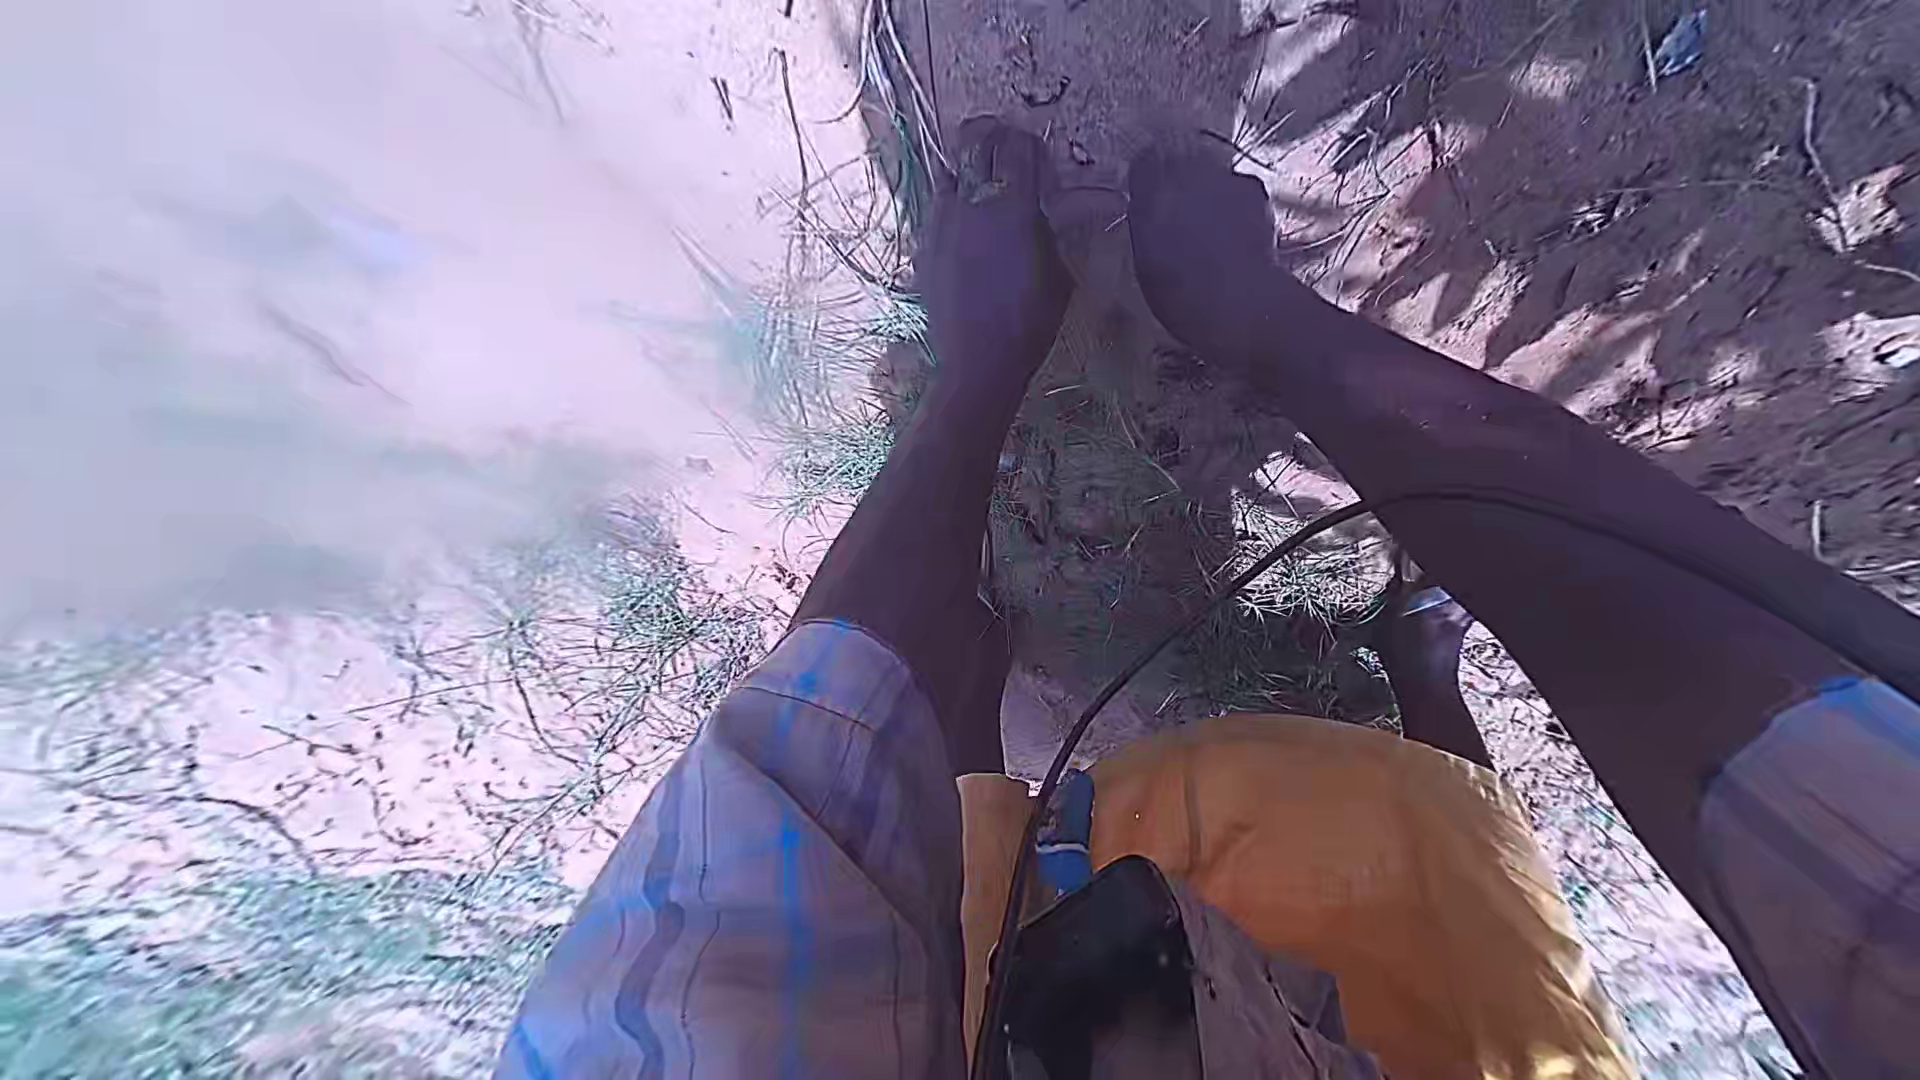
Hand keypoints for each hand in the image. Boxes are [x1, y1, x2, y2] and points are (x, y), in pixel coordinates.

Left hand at [915, 118, 1069, 387]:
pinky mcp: (924, 247)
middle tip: (1001, 145)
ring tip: (977, 186)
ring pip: (947, 172)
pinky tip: (962, 226)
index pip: (1017, 146)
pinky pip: (935, 210)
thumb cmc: (1029, 324)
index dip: (1027, 143)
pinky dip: (950, 206)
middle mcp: (972, 204)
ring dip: (964, 170)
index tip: (1034, 153)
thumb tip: (1038, 213)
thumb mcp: (1059, 277)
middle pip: (974, 142)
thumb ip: (1048, 234)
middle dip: (990, 136)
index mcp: (1013, 207)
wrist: (978, 361)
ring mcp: (941, 224)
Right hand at [1126, 149, 1321, 369]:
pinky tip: (1230, 239)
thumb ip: (1144, 226)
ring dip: (1204, 196)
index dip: (1144, 183)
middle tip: (1172, 219)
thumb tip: (1146, 208)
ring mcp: (1227, 180)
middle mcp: (1191, 173)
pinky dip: (1230, 208)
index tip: (1143, 205)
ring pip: (1208, 177)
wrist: (1239, 303)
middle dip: (1175, 184)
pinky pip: (1234, 192)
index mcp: (1153, 192)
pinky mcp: (1255, 193)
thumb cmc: (1180, 295)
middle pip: (1179, 163)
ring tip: (1204, 233)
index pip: (1144, 164)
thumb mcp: (1144, 265)